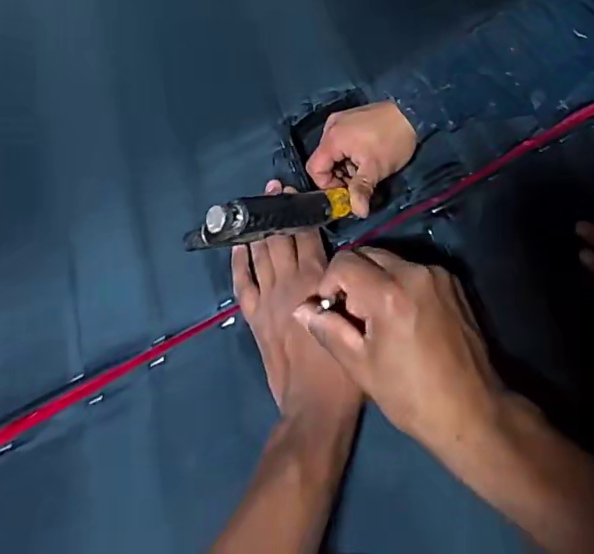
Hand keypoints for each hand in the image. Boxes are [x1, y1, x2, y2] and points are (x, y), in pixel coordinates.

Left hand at [232, 181, 361, 422]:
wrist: (314, 405)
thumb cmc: (345, 363)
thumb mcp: (355, 314)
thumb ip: (346, 284)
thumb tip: (341, 262)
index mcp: (316, 279)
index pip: (307, 235)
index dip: (301, 211)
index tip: (297, 192)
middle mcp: (289, 283)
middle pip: (281, 238)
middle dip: (277, 211)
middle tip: (274, 188)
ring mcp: (268, 300)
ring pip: (261, 255)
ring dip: (258, 228)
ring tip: (256, 205)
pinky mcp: (255, 318)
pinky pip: (243, 284)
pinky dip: (239, 263)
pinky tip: (238, 246)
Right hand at [295, 247, 505, 450]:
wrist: (469, 406)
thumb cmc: (409, 394)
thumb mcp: (360, 366)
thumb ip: (328, 330)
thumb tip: (302, 308)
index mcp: (389, 292)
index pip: (344, 262)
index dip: (329, 284)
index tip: (331, 311)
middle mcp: (415, 271)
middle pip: (368, 253)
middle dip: (352, 278)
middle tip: (353, 315)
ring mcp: (437, 273)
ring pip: (392, 260)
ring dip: (376, 279)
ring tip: (378, 319)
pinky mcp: (452, 280)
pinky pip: (414, 269)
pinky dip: (401, 283)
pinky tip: (403, 317)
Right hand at [304, 101, 417, 216]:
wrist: (413, 112)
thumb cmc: (392, 141)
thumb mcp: (376, 169)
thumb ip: (361, 191)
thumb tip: (359, 214)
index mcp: (331, 138)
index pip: (314, 169)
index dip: (327, 186)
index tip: (347, 191)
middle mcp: (331, 125)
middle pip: (324, 160)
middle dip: (340, 176)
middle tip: (361, 182)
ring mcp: (342, 118)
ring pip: (334, 151)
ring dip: (347, 165)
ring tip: (368, 168)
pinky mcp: (353, 116)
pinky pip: (343, 140)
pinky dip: (351, 152)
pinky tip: (369, 155)